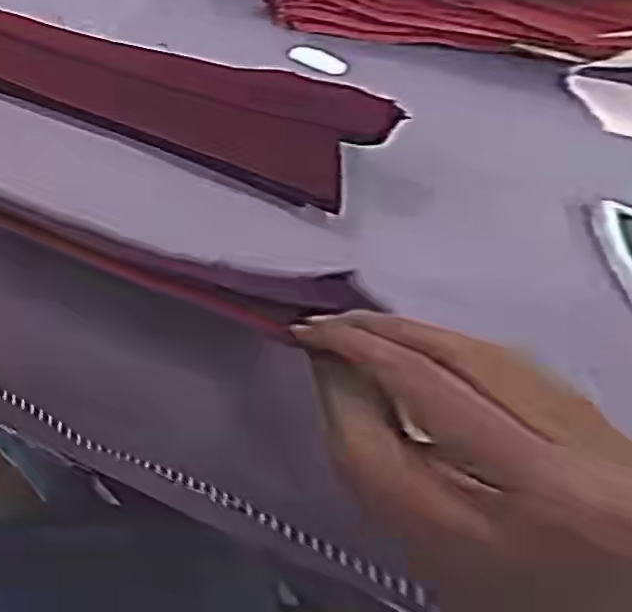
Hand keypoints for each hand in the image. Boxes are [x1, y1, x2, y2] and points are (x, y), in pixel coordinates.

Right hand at [296, 311, 631, 611]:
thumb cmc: (485, 584)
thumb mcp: (403, 511)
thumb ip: (356, 426)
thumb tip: (333, 361)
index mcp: (550, 488)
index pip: (420, 377)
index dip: (349, 341)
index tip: (307, 330)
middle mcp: (604, 465)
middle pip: (468, 355)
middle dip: (383, 329)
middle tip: (329, 323)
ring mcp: (622, 454)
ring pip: (503, 357)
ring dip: (423, 336)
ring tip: (370, 334)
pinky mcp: (623, 448)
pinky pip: (531, 376)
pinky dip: (467, 356)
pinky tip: (431, 358)